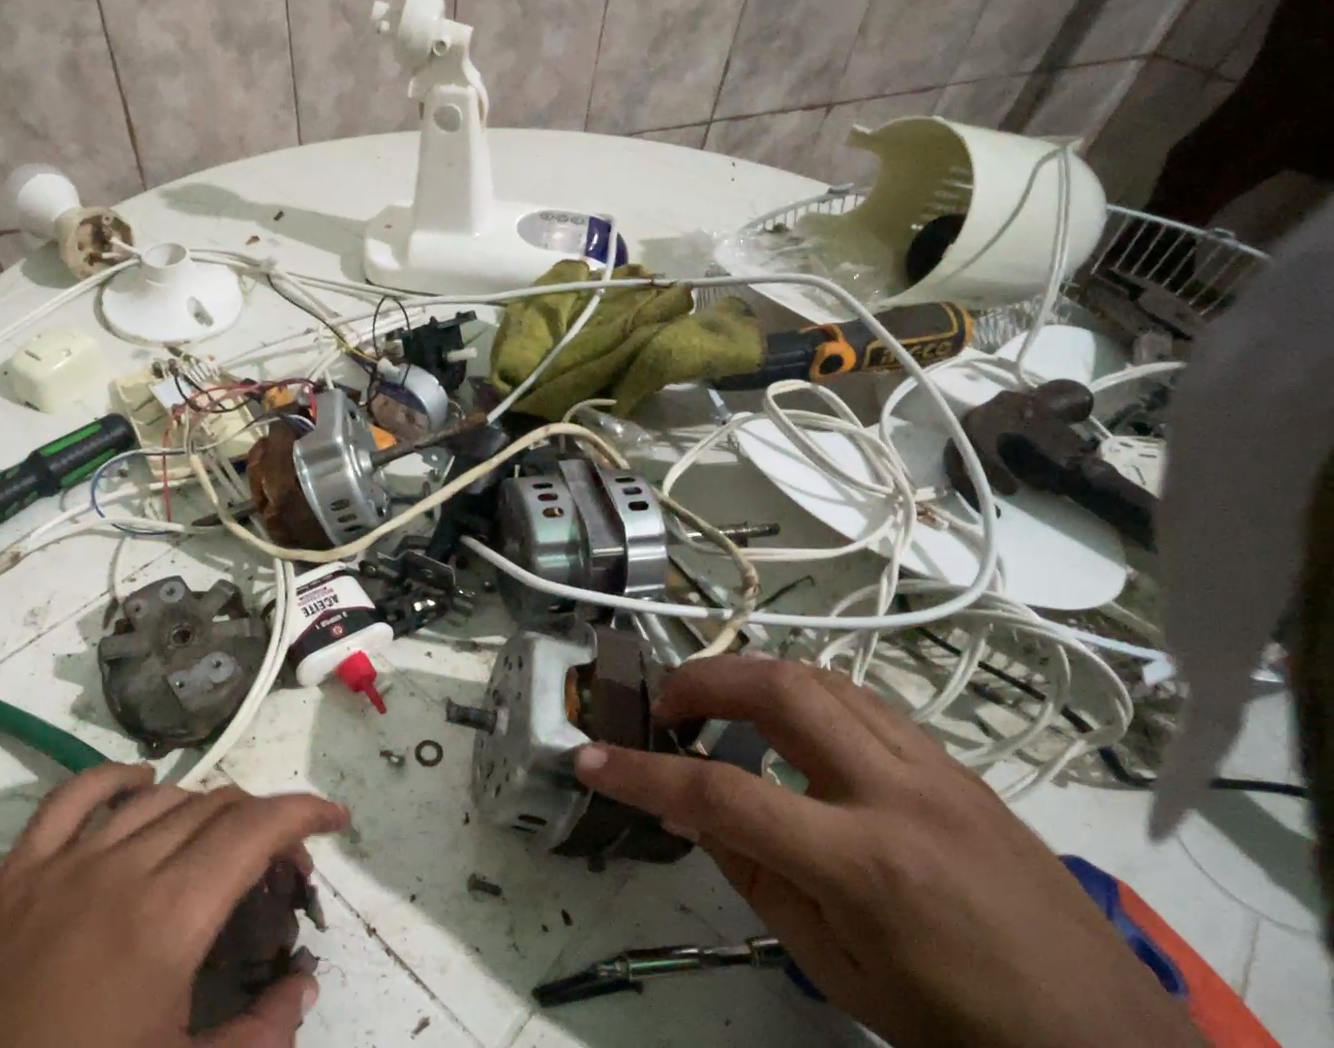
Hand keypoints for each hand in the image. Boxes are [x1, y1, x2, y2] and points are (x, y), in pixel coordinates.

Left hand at [0, 765, 349, 1047]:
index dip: (304, 812)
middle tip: (282, 860)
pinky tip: (141, 780)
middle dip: (263, 819)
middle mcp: (122, 870)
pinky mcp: (15, 874)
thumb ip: (261, 1035)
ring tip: (226, 834)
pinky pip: (70, 799)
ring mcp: (63, 864)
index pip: (254, 830)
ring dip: (204, 804)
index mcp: (169, 920)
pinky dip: (114, 779)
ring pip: (155, 800)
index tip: (334, 818)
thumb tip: (303, 986)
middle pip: (212, 808)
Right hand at [574, 655, 1202, 1047]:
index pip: (723, 795)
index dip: (643, 774)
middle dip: (704, 680)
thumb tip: (687, 812)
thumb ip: (752, 874)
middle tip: (665, 707)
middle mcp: (901, 795)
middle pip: (783, 690)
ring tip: (717, 705)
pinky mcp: (959, 766)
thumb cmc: (950, 1020)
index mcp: (862, 865)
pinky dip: (806, 696)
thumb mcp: (828, 964)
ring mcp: (939, 770)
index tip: (590, 759)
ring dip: (754, 677)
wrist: (1098, 1037)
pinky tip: (788, 726)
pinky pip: (866, 704)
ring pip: (827, 679)